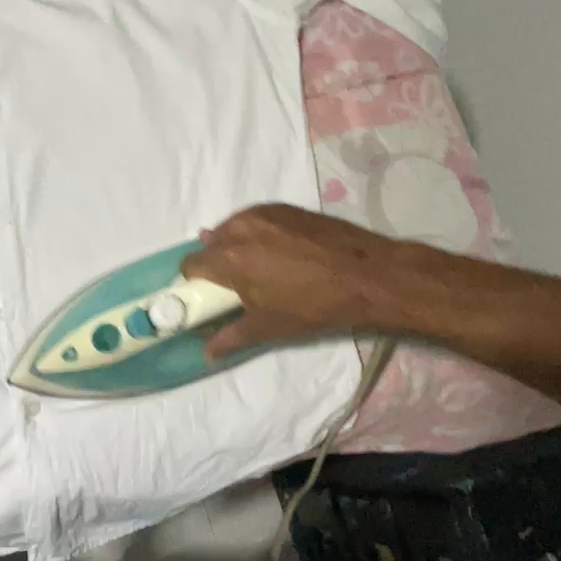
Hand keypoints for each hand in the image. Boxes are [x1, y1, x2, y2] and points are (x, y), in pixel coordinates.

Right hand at [181, 203, 432, 358]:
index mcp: (228, 258)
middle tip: (234, 284)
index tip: (207, 295)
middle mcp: (239, 228)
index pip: (190, 264)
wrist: (369, 275)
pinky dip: (256, 233)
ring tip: (256, 266)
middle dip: (215, 262)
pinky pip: (256, 219)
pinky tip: (275, 249)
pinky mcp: (286, 208)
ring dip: (234, 245)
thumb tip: (207, 352)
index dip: (193, 281)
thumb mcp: (268, 327)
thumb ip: (231, 337)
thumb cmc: (314, 305)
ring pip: (233, 228)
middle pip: (210, 243)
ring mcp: (264, 213)